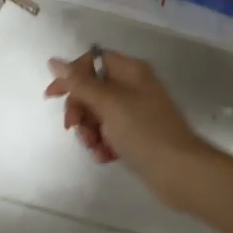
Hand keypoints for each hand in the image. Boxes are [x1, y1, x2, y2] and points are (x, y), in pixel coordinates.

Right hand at [43, 48, 219, 209]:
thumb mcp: (109, 104)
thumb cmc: (144, 131)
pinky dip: (103, 143)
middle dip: (80, 109)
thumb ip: (80, 83)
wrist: (180, 171)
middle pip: (93, 89)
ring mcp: (136, 112)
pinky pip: (110, 133)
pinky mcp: (137, 136)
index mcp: (131, 71)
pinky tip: (105, 157)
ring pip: (99, 114)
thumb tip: (54, 61)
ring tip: (94, 147)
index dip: (72, 75)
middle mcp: (134, 86)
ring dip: (89, 130)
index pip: (93, 61)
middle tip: (73, 128)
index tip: (53, 96)